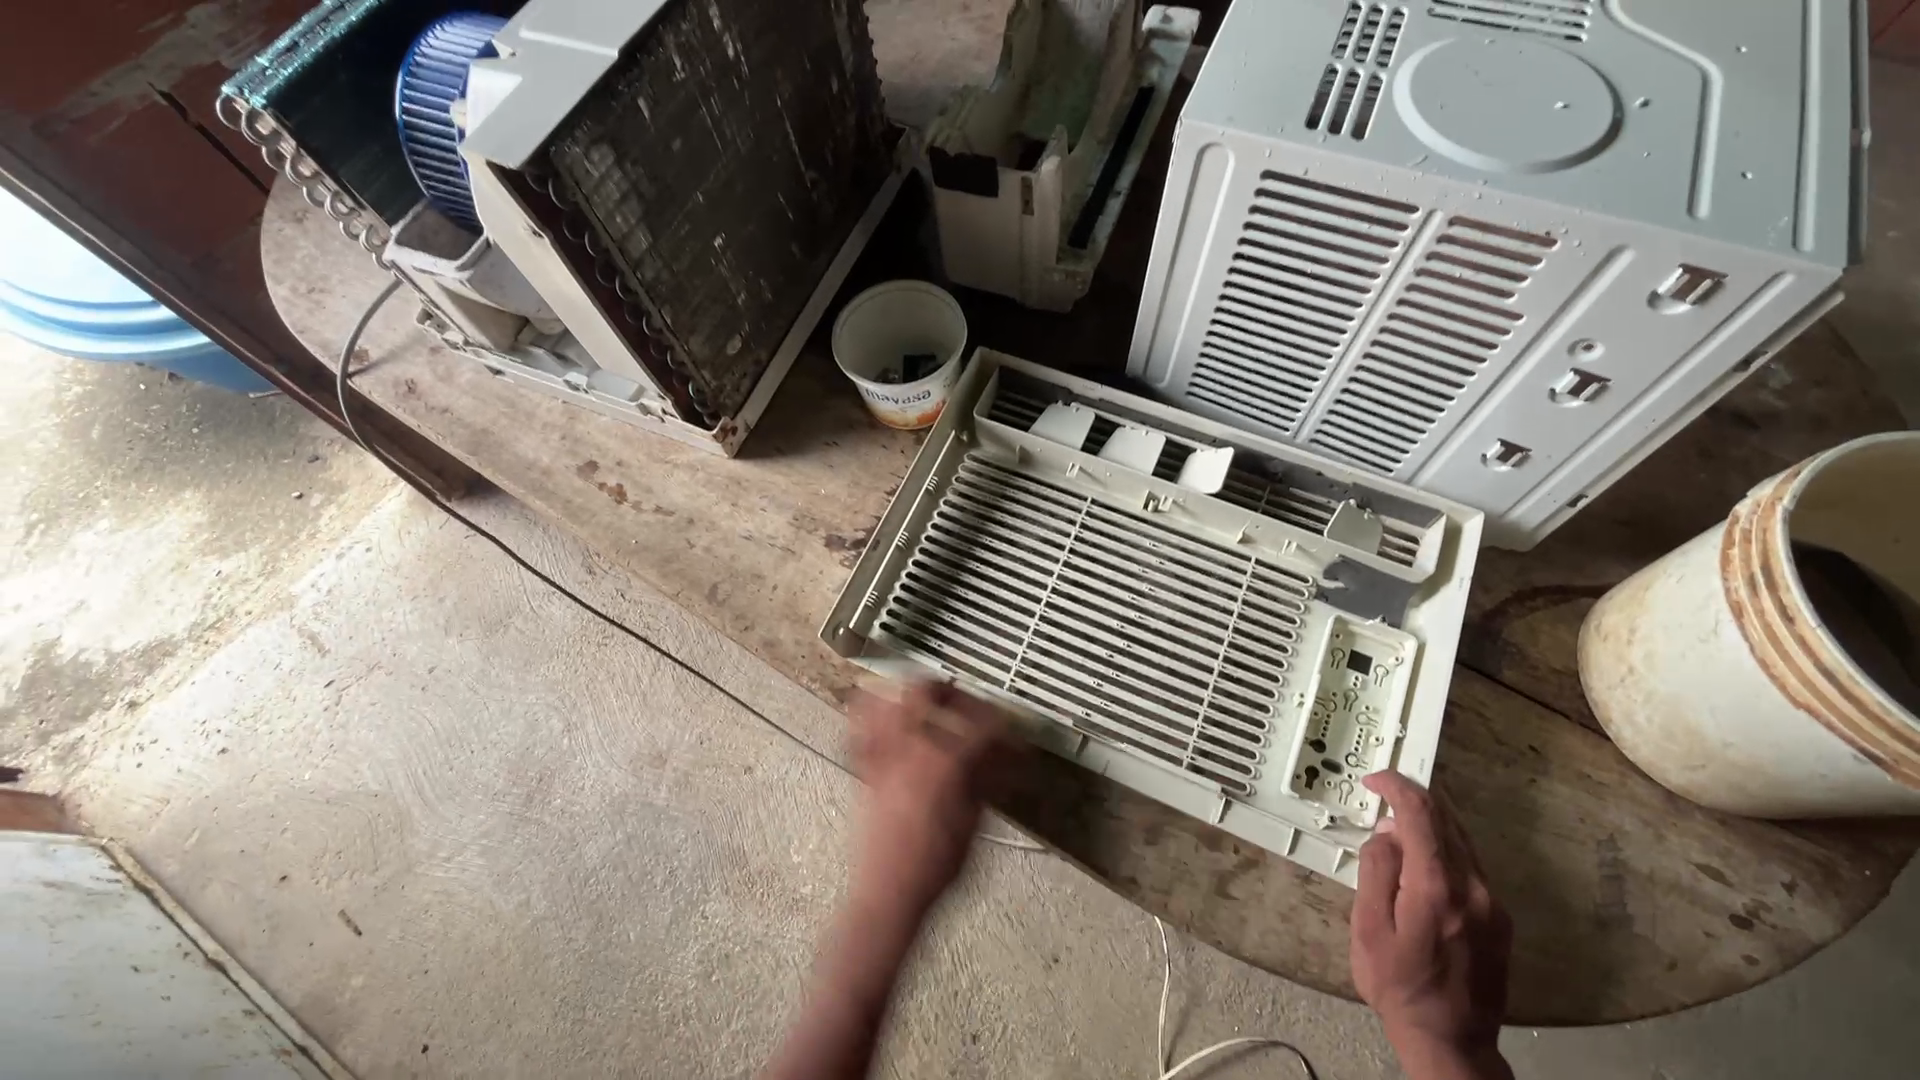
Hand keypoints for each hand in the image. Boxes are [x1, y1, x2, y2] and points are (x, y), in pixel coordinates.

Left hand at [847, 681, 1011, 917]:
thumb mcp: (974, 824)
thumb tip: (1002, 760)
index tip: (1008, 730)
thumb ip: (986, 782)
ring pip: (886, 702)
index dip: (1001, 723)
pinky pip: (858, 731)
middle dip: (949, 689)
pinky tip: (877, 706)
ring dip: (906, 691)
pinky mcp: (865, 772)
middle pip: (926, 692)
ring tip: (924, 693)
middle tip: (963, 699)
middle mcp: (911, 751)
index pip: (981, 725)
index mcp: (946, 764)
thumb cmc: (935, 867)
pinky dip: (867, 712)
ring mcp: (883, 758)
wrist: (889, 895)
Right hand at [1351, 771, 1512, 1079]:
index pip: (1421, 814)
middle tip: (1383, 794)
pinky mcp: (1500, 918)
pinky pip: (1471, 864)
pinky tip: (1421, 861)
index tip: (1375, 780)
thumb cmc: (1397, 985)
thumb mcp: (1368, 927)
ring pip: (1463, 840)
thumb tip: (1387, 834)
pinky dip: (1444, 847)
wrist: (1450, 1040)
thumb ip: (1376, 872)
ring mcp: (1493, 903)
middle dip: (1414, 798)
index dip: (1397, 786)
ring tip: (1397, 826)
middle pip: (1448, 819)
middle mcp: (1474, 888)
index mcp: (1436, 887)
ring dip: (1430, 822)